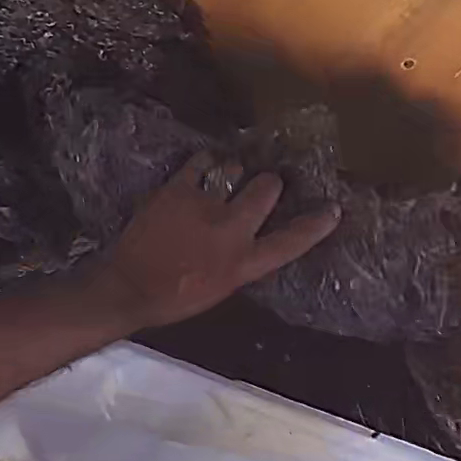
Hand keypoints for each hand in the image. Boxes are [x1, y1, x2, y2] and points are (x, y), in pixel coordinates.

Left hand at [84, 152, 340, 329]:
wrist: (129, 288)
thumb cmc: (175, 298)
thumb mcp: (221, 288)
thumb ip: (242, 259)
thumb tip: (252, 235)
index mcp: (244, 264)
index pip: (291, 241)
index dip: (315, 225)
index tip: (332, 209)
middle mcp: (231, 230)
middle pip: (267, 189)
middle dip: (268, 184)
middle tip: (263, 184)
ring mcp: (204, 205)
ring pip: (235, 169)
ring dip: (234, 172)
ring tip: (224, 179)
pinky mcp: (177, 189)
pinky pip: (201, 163)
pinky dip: (205, 164)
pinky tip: (203, 169)